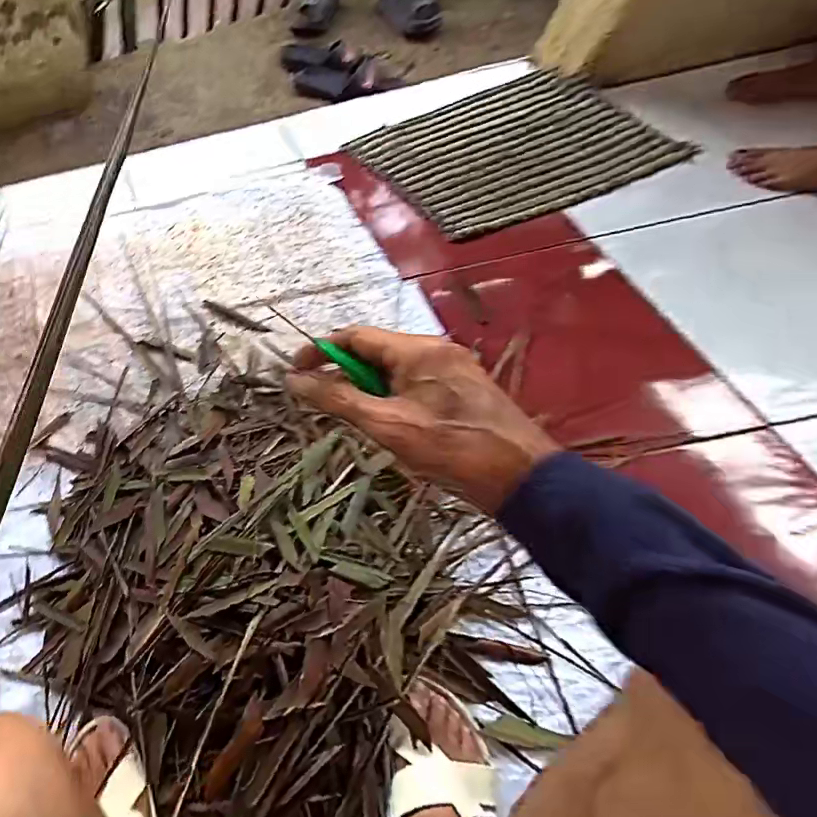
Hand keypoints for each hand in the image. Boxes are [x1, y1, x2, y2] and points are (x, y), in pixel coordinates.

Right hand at [286, 327, 559, 512]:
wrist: (523, 480)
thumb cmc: (451, 448)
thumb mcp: (385, 424)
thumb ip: (336, 399)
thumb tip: (294, 380)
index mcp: (417, 350)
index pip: (355, 336)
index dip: (320, 351)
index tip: (296, 373)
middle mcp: (435, 350)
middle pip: (373, 351)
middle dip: (342, 372)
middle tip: (321, 400)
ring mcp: (452, 368)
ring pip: (392, 369)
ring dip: (364, 387)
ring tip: (351, 416)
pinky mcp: (461, 389)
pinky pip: (411, 382)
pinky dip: (388, 395)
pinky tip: (384, 421)